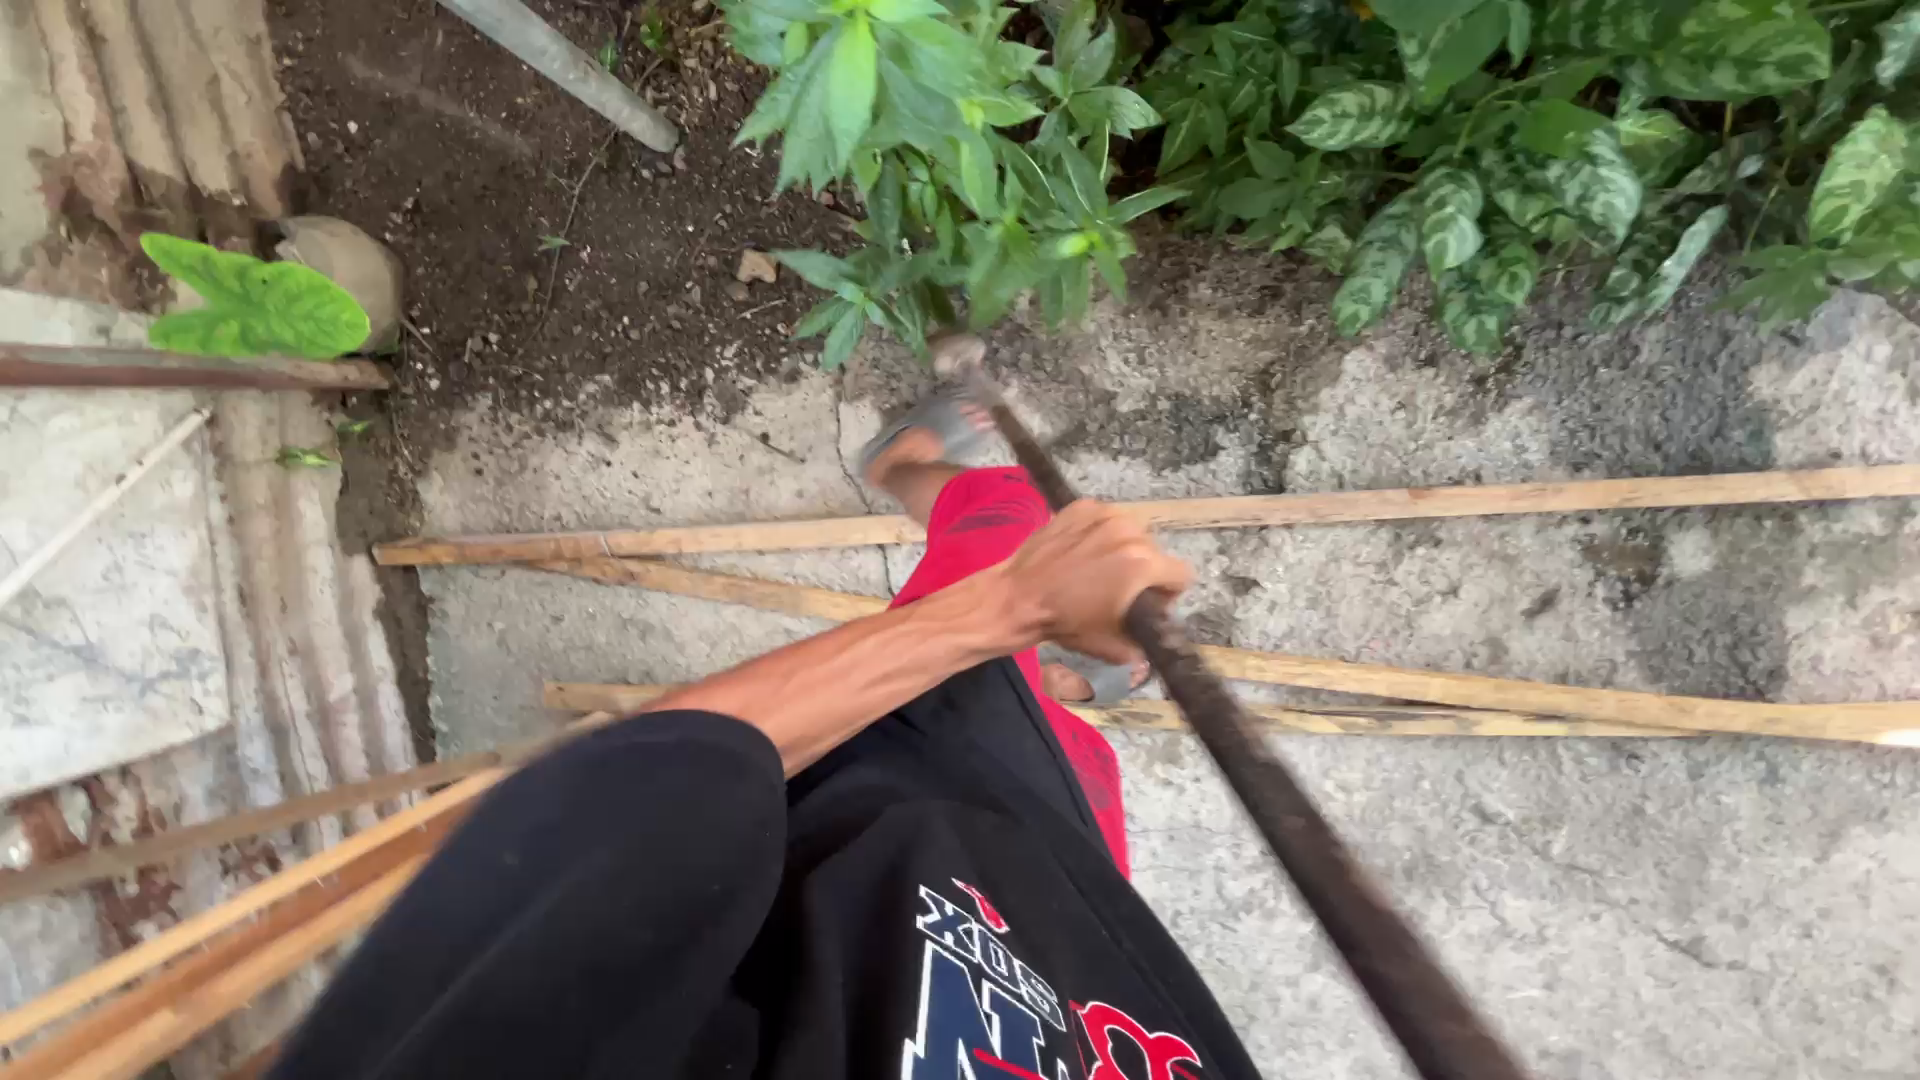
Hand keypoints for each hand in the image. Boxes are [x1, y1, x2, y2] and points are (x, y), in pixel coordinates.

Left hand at [997, 500, 1192, 663]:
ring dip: (1123, 548)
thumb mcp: (1110, 645)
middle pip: (1155, 551)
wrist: (1017, 597)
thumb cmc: (1065, 622)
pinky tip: (1081, 551)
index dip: (1168, 593)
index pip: (1182, 574)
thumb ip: (1143, 648)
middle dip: (1144, 570)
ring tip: (1097, 568)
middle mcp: (1128, 532)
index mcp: (1142, 564)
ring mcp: (1103, 514)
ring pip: (1132, 531)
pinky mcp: (1081, 507)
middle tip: (1118, 588)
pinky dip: (1100, 533)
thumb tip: (1151, 650)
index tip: (1148, 603)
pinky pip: (1105, 519)